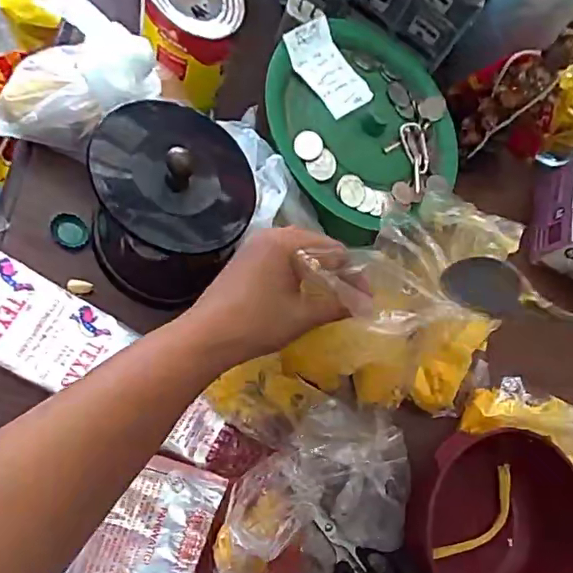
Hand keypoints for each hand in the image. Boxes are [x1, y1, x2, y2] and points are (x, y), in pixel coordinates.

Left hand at [179, 226, 350, 363]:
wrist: (206, 337)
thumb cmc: (257, 324)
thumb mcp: (302, 317)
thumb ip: (336, 306)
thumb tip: (366, 305)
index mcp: (287, 242)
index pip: (334, 250)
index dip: (354, 275)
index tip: (366, 298)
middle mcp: (271, 235)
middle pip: (317, 247)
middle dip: (336, 271)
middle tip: (351, 298)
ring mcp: (255, 246)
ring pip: (298, 254)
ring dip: (317, 273)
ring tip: (330, 298)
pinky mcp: (245, 260)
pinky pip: (280, 260)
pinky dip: (297, 274)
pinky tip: (301, 295)